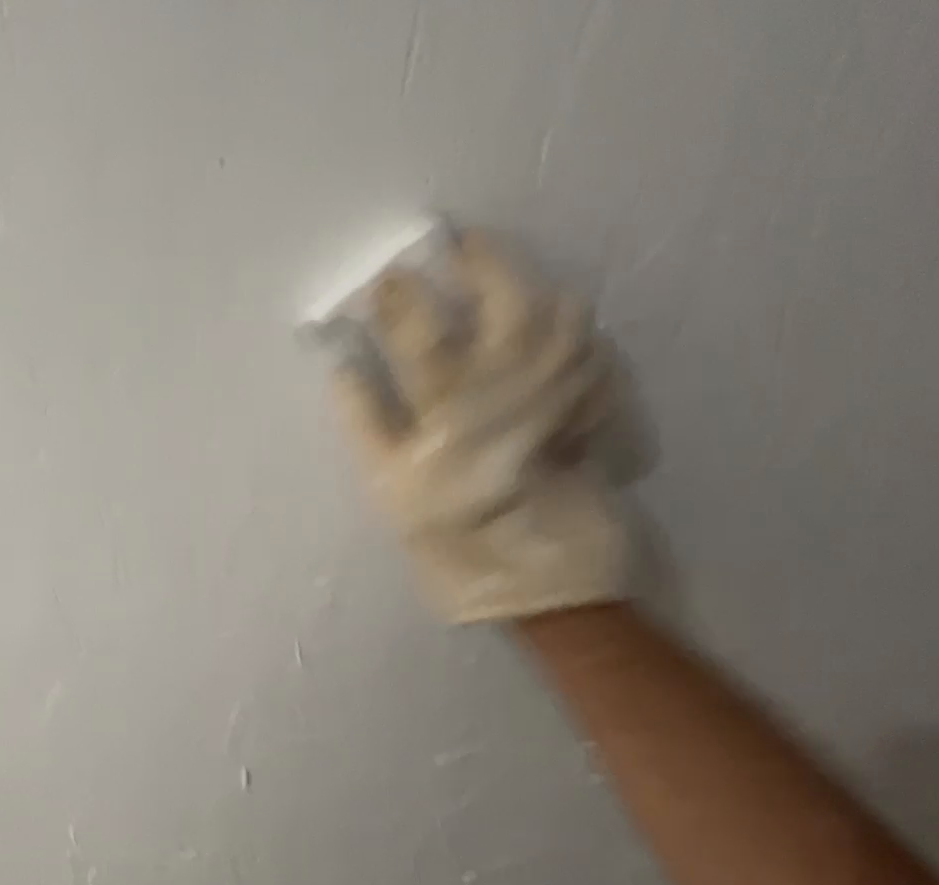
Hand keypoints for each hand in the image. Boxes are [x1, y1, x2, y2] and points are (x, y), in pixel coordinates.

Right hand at [331, 230, 630, 623]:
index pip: (421, 334)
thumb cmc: (453, 545)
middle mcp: (512, 394)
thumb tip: (344, 366)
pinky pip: (592, 353)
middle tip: (460, 244)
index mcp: (451, 414)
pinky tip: (557, 326)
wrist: (539, 586)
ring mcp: (561, 400)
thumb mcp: (391, 492)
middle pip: (505, 305)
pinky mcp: (595, 413)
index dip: (402, 297)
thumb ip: (366, 424)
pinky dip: (574, 331)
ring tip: (508, 276)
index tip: (388, 277)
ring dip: (533, 286)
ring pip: (559, 319)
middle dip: (482, 263)